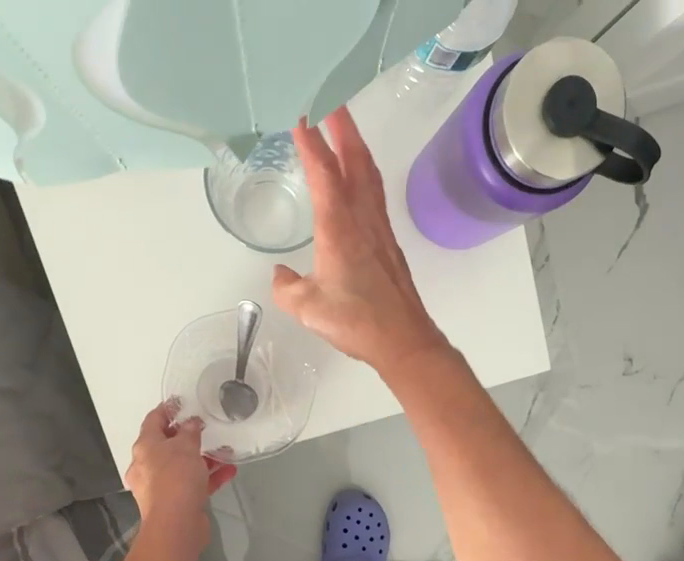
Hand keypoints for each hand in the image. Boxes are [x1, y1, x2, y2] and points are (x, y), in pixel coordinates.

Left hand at [125, 402, 236, 548]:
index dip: (167, 410)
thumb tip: (191, 423)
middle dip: (189, 437)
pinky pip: (194, 484)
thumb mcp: (185, 447)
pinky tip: (229, 471)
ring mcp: (162, 486)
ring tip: (225, 451)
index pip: (153, 421)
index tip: (182, 403)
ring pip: (184, 466)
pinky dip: (210, 477)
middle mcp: (149, 466)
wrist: (176, 525)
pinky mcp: (177, 502)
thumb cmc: (175, 479)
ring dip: (204, 458)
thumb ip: (189, 432)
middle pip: (168, 446)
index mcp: (145, 448)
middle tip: (207, 428)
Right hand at [274, 108, 451, 374]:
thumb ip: (288, 287)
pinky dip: (364, 173)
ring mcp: (379, 230)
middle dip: (341, 126)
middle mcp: (362, 220)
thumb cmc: (356, 322)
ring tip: (344, 127)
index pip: (324, 173)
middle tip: (329, 98)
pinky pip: (374, 195)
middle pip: (354, 160)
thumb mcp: (308, 308)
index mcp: (339, 227)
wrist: (403, 339)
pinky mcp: (388, 244)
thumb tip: (281, 275)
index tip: (300, 114)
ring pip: (368, 175)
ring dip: (356, 146)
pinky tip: (359, 177)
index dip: (311, 142)